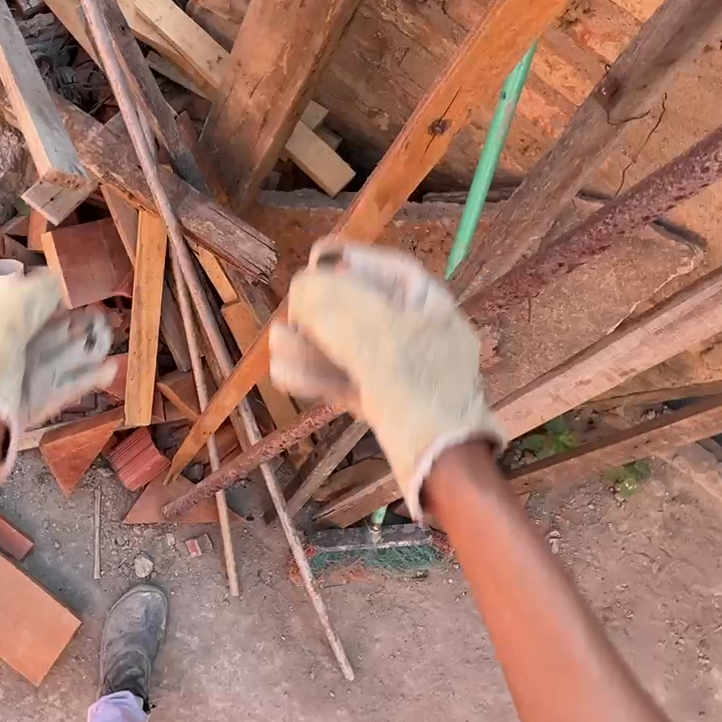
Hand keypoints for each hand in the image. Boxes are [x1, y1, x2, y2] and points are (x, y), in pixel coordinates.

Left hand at [0, 271, 116, 474]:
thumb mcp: (4, 320)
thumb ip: (31, 300)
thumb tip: (55, 279)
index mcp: (5, 330)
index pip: (36, 309)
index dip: (59, 299)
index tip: (81, 290)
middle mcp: (21, 352)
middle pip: (58, 332)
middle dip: (81, 321)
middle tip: (102, 313)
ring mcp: (34, 377)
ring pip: (70, 356)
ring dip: (92, 345)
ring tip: (110, 333)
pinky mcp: (47, 400)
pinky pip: (74, 384)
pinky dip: (93, 377)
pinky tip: (111, 366)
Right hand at [270, 239, 503, 520]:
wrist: (441, 464)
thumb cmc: (417, 392)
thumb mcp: (374, 337)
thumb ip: (334, 304)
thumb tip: (301, 285)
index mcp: (427, 307)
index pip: (385, 269)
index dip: (347, 260)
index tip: (314, 256)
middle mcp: (412, 332)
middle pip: (353, 308)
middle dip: (316, 314)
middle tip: (291, 318)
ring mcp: (394, 369)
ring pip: (340, 345)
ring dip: (306, 345)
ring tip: (280, 346)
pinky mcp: (378, 400)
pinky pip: (339, 378)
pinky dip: (312, 374)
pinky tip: (285, 372)